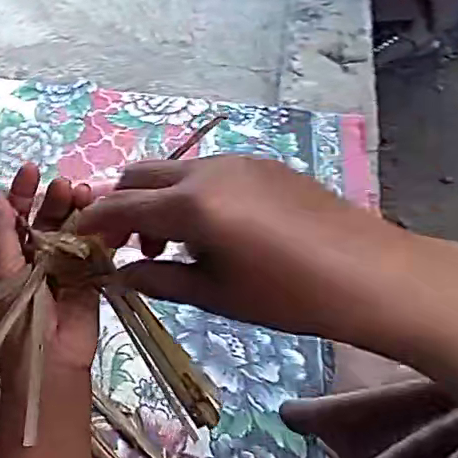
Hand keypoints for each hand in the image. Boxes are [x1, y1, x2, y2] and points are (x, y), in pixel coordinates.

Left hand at [0, 163, 100, 371]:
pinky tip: (108, 217)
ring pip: (74, 230)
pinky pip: (96, 250)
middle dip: (55, 200)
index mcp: (11, 255)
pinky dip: (102, 232)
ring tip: (85, 195)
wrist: (50, 362)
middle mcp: (38, 257)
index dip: (23, 192)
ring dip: (79, 211)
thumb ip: (4, 234)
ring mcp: (65, 267)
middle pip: (48, 219)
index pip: (17, 216)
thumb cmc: (18, 319)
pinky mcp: (90, 279)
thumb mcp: (5, 272)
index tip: (32, 169)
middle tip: (66, 186)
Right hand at [75, 155, 449, 349]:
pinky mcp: (260, 165)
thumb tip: (119, 275)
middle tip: (125, 245)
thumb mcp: (214, 295)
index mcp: (191, 205)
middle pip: (138, 175)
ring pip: (171, 171)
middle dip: (120, 206)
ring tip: (169, 245)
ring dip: (154, 201)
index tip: (80, 242)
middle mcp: (206, 171)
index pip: (120, 206)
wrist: (377, 276)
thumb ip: (158, 279)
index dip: (93, 223)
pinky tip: (209, 230)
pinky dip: (186, 195)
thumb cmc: (289, 295)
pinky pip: (204, 172)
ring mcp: (236, 162)